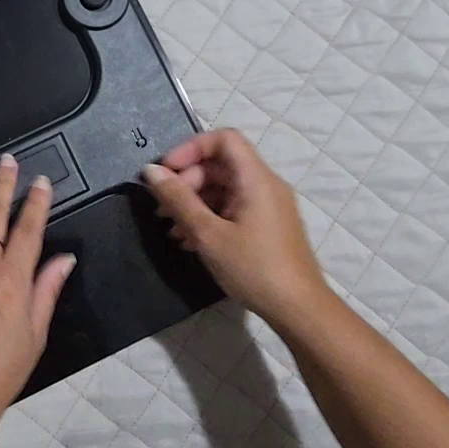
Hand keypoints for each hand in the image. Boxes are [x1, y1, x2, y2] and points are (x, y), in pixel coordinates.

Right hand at [141, 128, 329, 326]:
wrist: (297, 307)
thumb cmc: (253, 267)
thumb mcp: (208, 234)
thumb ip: (178, 200)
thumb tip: (151, 171)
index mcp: (256, 178)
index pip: (223, 140)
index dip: (190, 148)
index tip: (166, 172)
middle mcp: (265, 184)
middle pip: (220, 165)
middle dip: (187, 182)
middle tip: (164, 210)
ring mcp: (268, 206)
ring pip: (223, 189)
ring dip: (194, 203)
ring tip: (172, 230)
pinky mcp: (266, 226)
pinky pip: (233, 208)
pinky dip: (209, 217)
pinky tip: (190, 242)